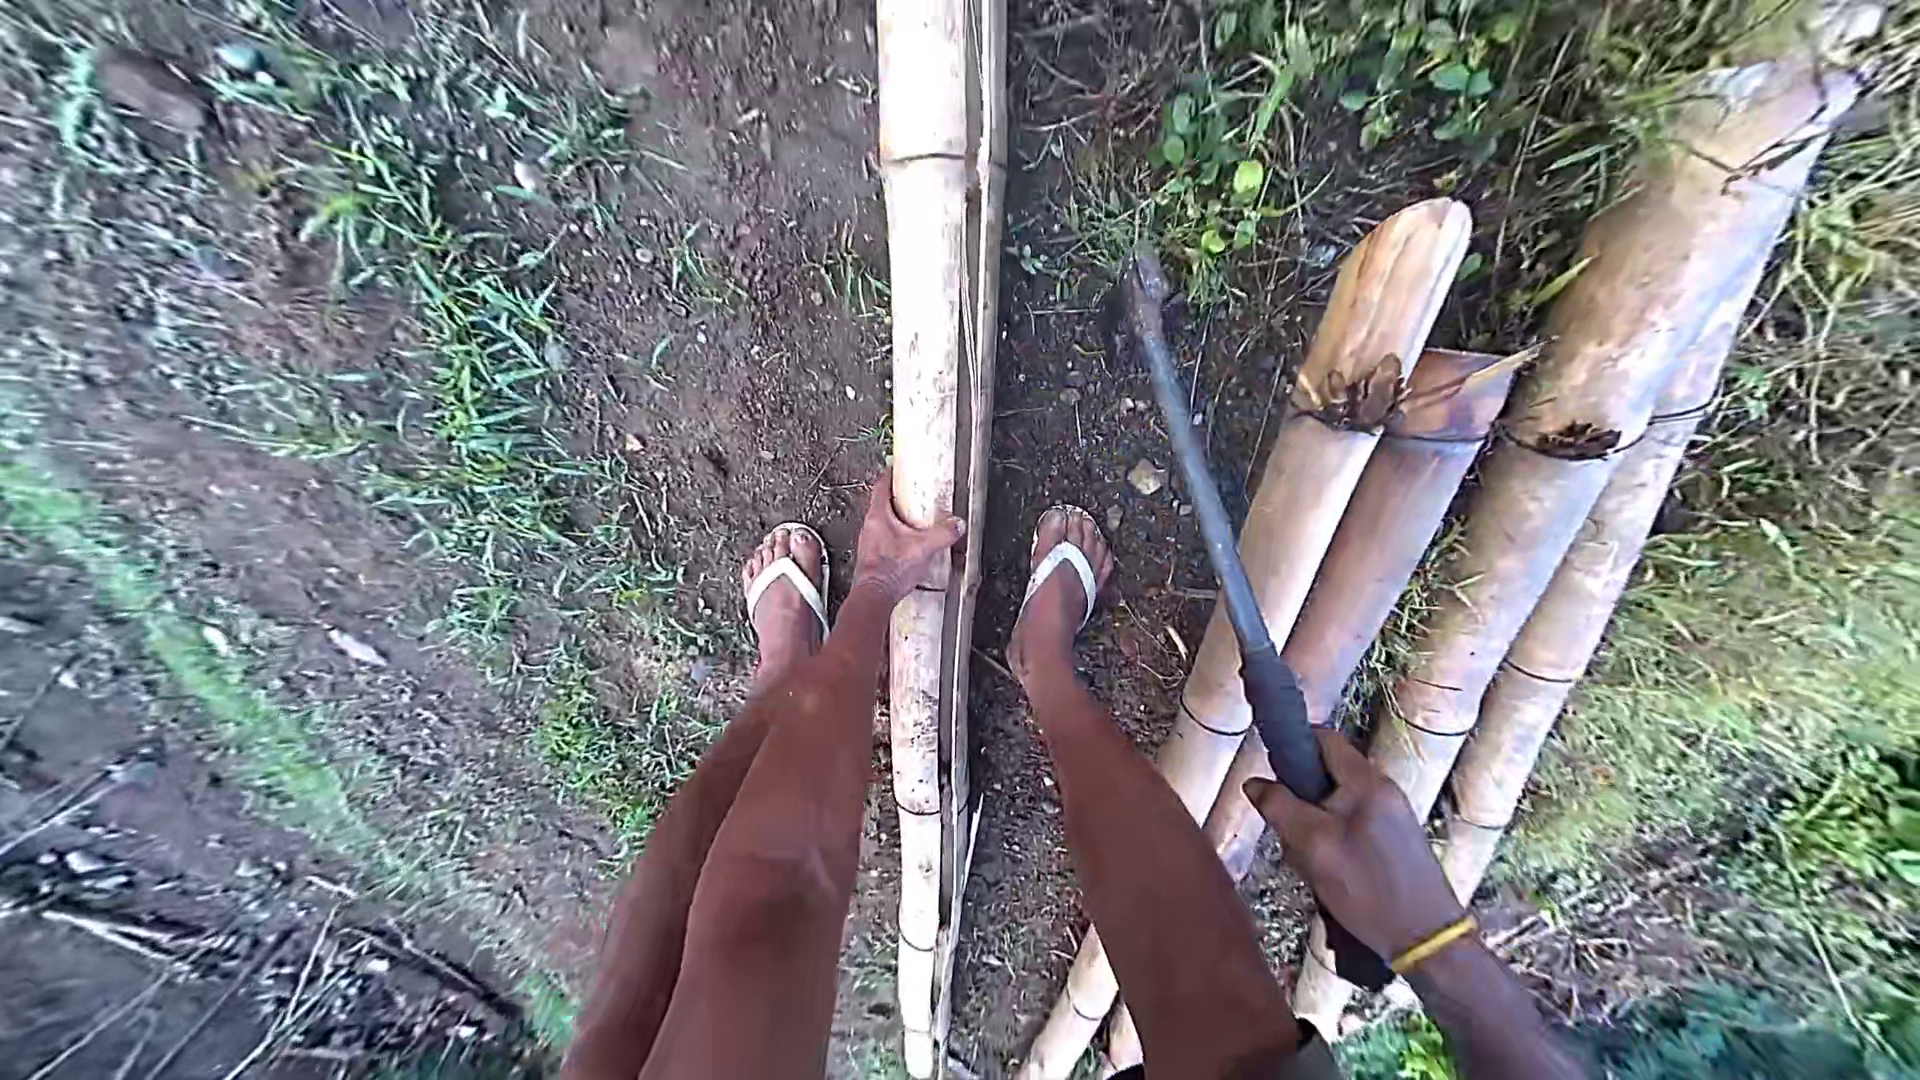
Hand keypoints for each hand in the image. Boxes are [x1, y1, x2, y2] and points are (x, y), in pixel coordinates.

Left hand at [849, 468, 965, 605]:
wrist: (875, 596)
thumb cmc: (890, 571)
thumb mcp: (924, 547)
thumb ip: (943, 534)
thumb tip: (956, 525)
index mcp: (878, 517)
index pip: (881, 487)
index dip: (889, 475)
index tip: (895, 468)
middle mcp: (869, 528)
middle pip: (881, 505)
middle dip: (897, 500)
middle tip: (911, 496)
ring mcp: (869, 543)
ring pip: (882, 524)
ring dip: (896, 521)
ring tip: (913, 523)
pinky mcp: (872, 558)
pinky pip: (883, 541)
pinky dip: (895, 539)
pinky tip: (907, 548)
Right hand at [1243, 729, 1466, 959]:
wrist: (1430, 947)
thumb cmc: (1369, 888)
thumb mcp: (1312, 844)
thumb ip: (1278, 806)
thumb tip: (1254, 783)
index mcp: (1367, 782)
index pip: (1324, 738)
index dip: (1293, 744)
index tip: (1271, 769)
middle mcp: (1383, 791)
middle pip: (1325, 773)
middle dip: (1299, 796)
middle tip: (1287, 826)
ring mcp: (1391, 817)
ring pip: (1333, 802)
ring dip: (1312, 823)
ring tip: (1307, 856)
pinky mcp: (1394, 842)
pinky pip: (1348, 824)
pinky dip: (1330, 837)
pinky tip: (1326, 868)